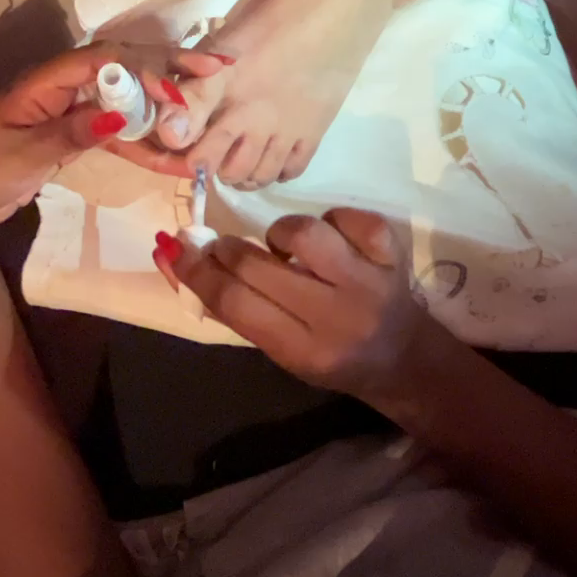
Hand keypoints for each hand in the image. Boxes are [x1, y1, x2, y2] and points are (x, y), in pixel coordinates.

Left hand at [0, 43, 226, 229]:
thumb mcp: (22, 154)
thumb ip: (70, 134)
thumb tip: (119, 117)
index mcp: (44, 82)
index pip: (102, 60)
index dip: (144, 68)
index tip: (179, 88)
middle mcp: (61, 89)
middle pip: (121, 71)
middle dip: (166, 72)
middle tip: (215, 70)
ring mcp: (69, 113)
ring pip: (124, 103)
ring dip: (160, 113)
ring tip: (202, 120)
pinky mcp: (72, 137)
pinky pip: (114, 135)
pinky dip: (140, 147)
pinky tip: (170, 161)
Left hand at [141, 0, 513, 189]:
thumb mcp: (227, 33)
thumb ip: (195, 83)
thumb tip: (169, 129)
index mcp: (225, 91)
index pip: (191, 149)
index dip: (178, 151)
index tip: (176, 139)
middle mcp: (255, 119)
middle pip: (224, 170)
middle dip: (208, 166)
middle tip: (205, 145)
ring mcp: (289, 128)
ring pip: (257, 176)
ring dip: (240, 172)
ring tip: (234, 153)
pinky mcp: (319, 127)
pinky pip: (292, 169)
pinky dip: (275, 170)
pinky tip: (268, 153)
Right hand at [153, 208, 470, 411]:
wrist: (405, 361)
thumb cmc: (328, 358)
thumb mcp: (278, 348)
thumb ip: (229, 306)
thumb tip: (171, 256)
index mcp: (303, 351)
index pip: (234, 303)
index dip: (195, 271)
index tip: (175, 248)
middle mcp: (336, 316)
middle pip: (257, 266)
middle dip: (226, 250)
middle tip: (223, 248)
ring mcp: (368, 281)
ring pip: (301, 232)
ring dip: (279, 234)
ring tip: (283, 249)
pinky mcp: (391, 252)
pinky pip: (344, 216)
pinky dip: (329, 222)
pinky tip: (331, 243)